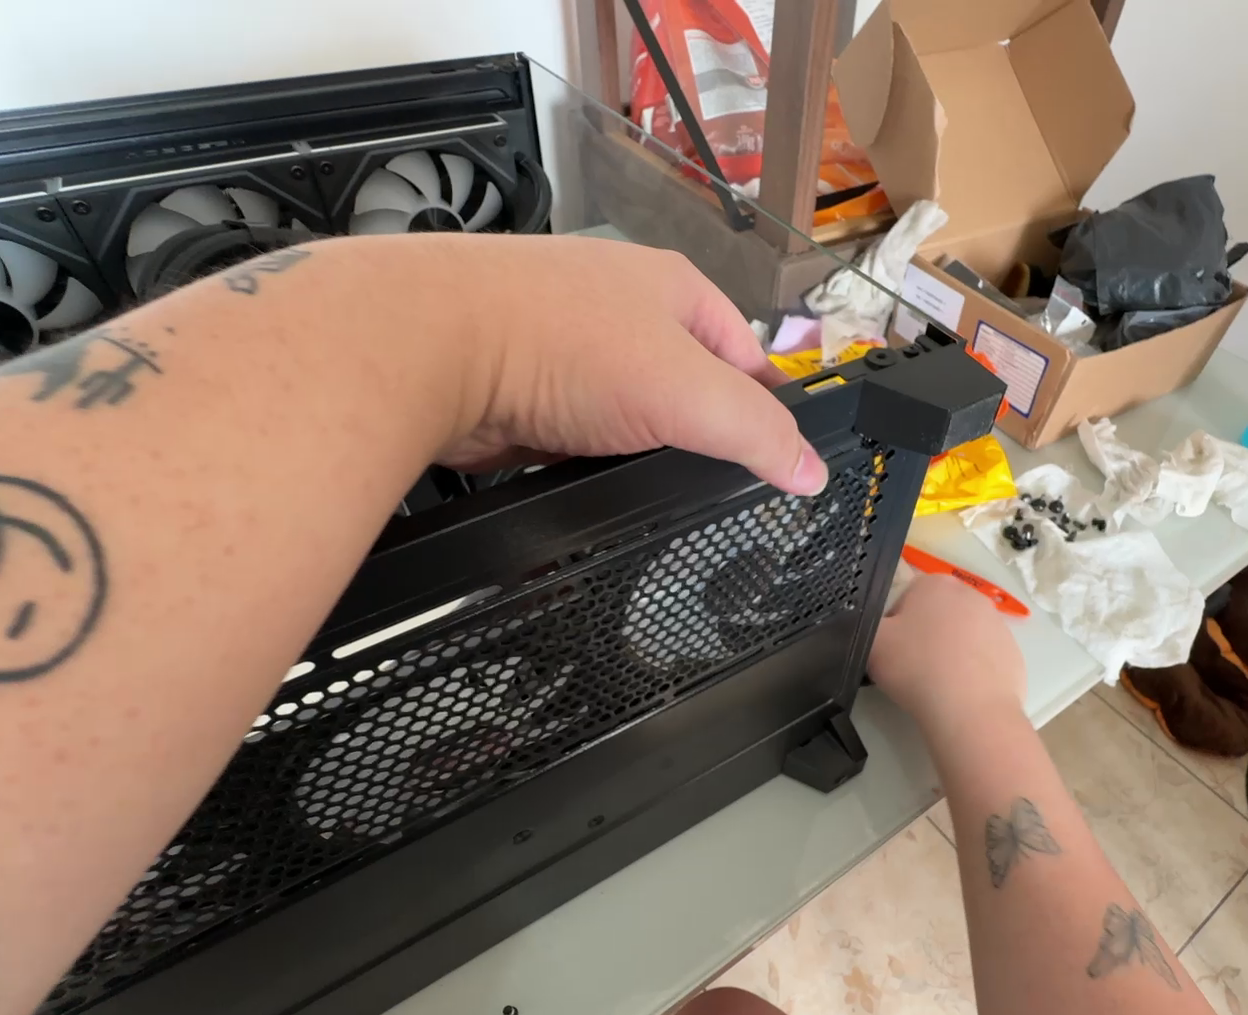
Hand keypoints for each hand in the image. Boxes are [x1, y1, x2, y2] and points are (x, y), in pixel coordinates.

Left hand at [328, 233, 827, 494]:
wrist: (435, 350)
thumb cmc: (570, 348)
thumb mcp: (688, 392)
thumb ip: (758, 432)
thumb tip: (812, 471)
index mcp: (677, 291)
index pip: (749, 357)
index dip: (767, 410)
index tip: (774, 464)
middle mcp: (625, 309)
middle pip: (689, 384)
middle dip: (697, 432)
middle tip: (710, 485)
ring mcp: (573, 344)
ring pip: (632, 411)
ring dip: (640, 447)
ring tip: (651, 488)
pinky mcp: (531, 383)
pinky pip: (583, 429)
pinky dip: (593, 456)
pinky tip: (596, 480)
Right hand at [868, 574, 1026, 722]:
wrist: (970, 711)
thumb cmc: (916, 667)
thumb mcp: (871, 640)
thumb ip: (865, 623)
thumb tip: (874, 625)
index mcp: (935, 583)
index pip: (904, 598)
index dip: (893, 626)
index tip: (891, 650)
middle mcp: (970, 595)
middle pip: (935, 614)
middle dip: (923, 635)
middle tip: (911, 666)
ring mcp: (998, 624)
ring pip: (961, 636)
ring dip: (948, 652)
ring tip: (936, 683)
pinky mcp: (1013, 654)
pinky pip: (982, 659)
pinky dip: (970, 672)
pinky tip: (960, 692)